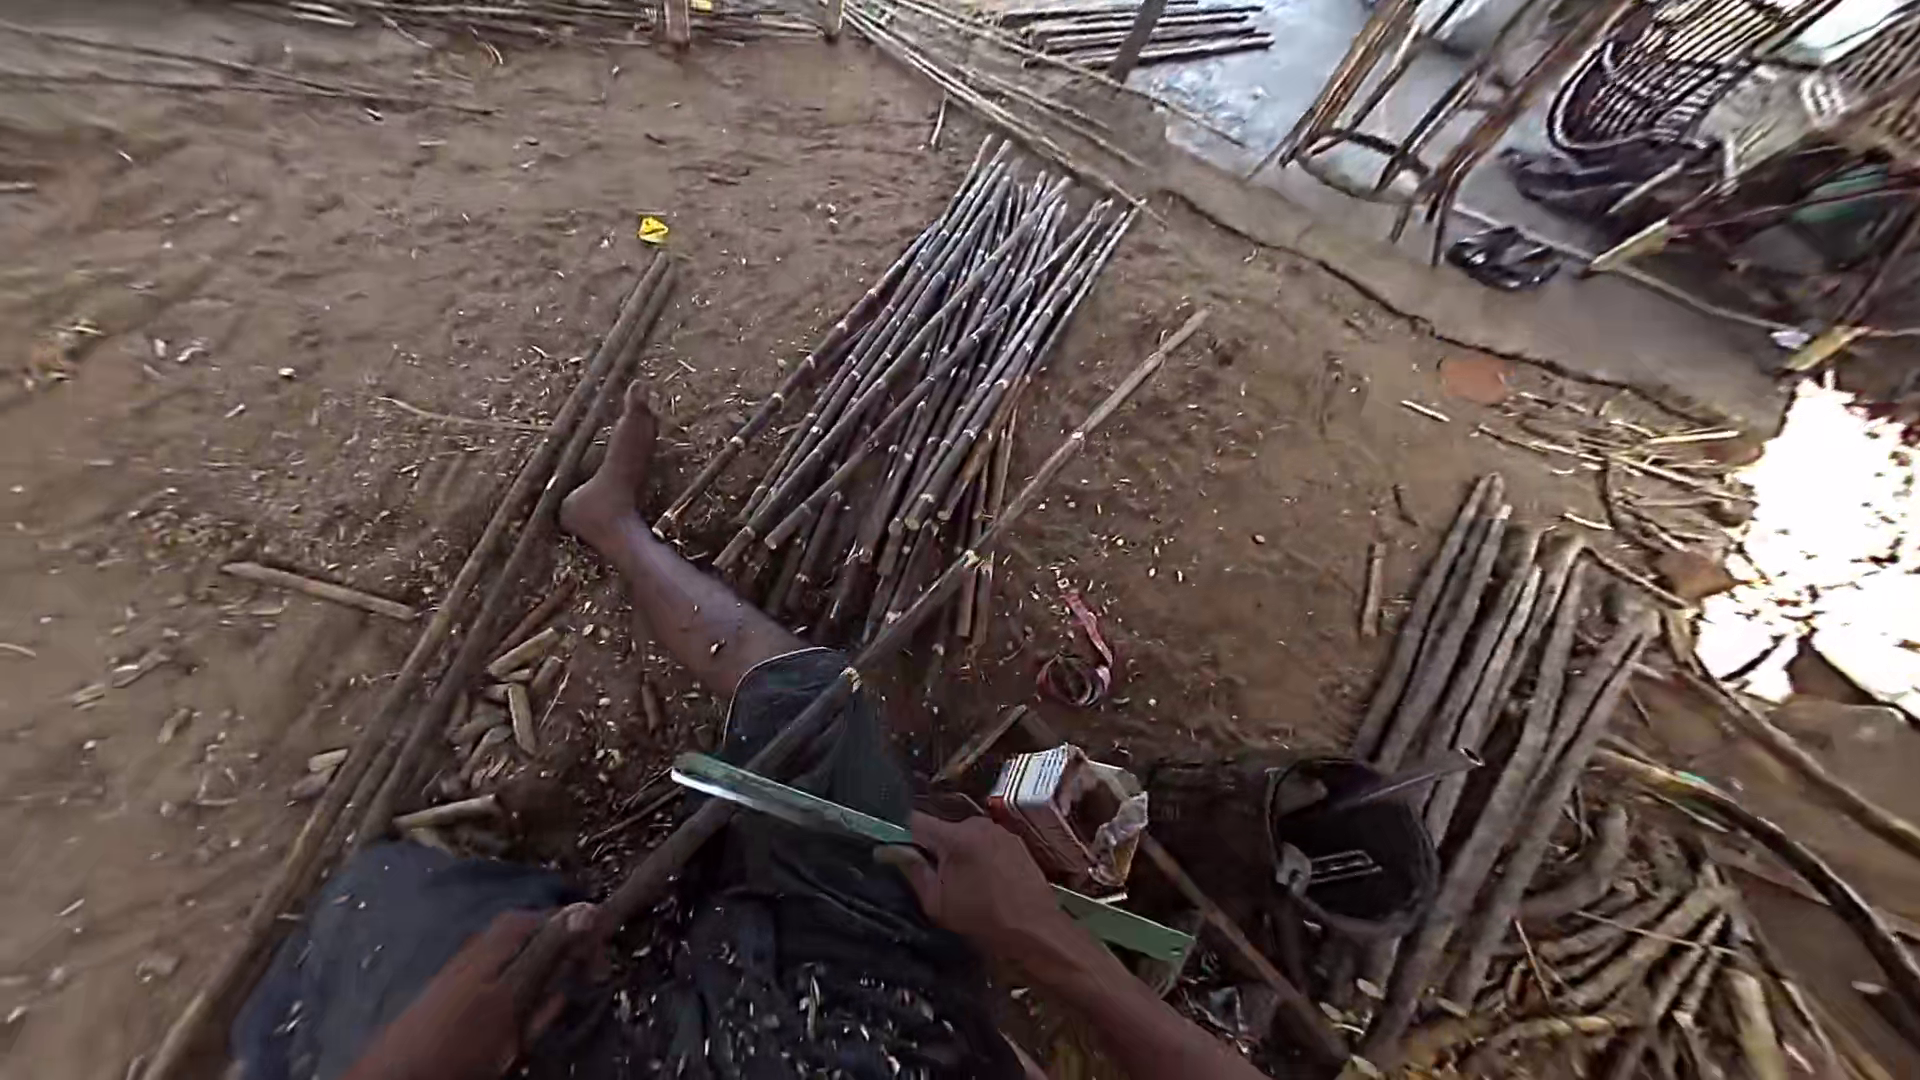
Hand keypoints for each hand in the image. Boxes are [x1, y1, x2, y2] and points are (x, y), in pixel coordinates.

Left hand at [341, 903, 599, 1079]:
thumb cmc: (458, 1039)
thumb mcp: (514, 992)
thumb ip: (553, 947)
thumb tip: (593, 907)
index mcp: (510, 929)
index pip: (570, 916)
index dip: (590, 941)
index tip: (599, 971)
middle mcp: (495, 939)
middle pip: (551, 944)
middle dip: (560, 976)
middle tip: (554, 1008)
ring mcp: (479, 967)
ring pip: (532, 974)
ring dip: (537, 1002)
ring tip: (523, 1032)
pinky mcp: (466, 996)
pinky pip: (509, 996)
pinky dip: (516, 1015)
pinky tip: (508, 1037)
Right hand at [876, 813, 1076, 963]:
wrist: (1036, 930)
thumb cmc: (984, 920)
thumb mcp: (938, 902)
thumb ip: (912, 870)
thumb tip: (886, 849)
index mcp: (955, 835)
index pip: (915, 820)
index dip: (902, 834)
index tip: (897, 853)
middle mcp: (977, 823)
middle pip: (941, 829)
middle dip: (934, 850)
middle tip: (938, 882)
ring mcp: (998, 829)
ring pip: (964, 836)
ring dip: (958, 854)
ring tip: (965, 885)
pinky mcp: (1014, 839)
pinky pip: (985, 841)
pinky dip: (979, 856)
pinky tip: (987, 882)